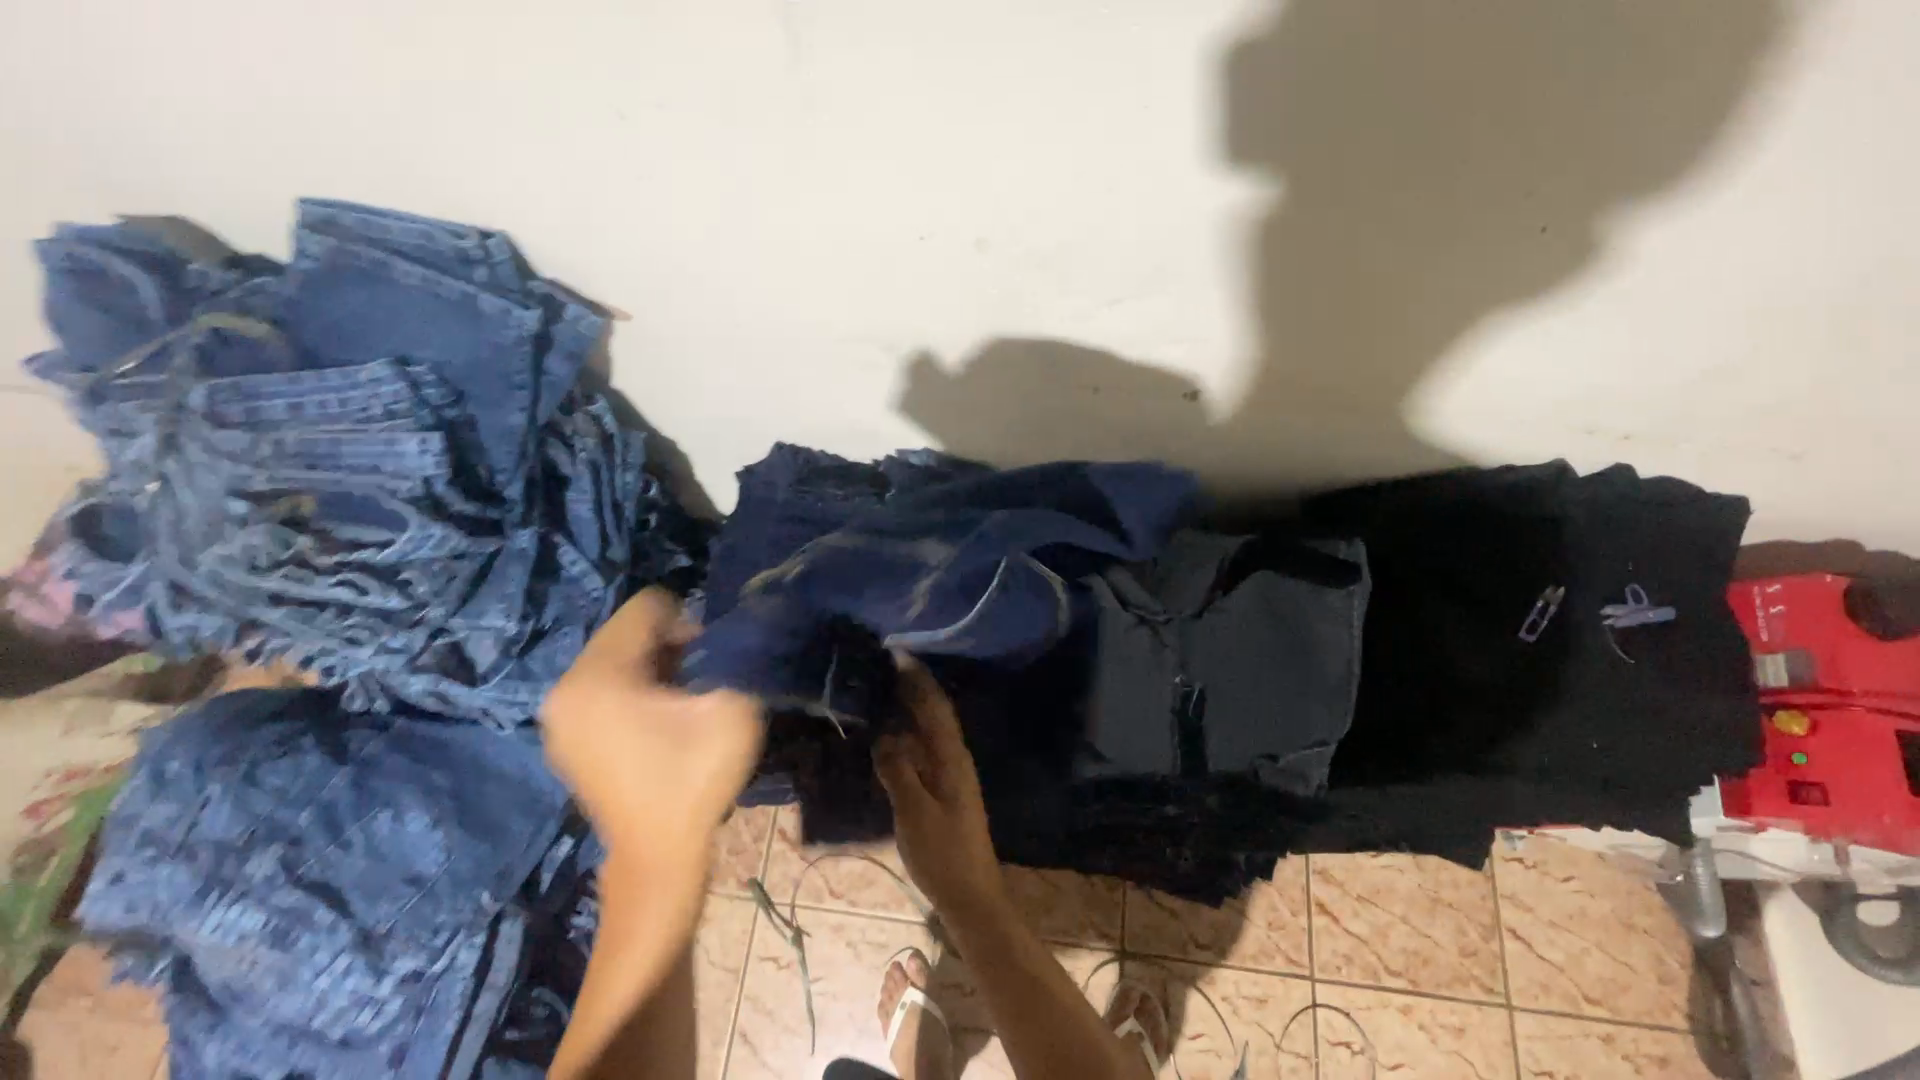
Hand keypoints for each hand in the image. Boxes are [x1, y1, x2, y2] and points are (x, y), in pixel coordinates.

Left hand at [540, 588, 763, 864]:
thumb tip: (720, 637)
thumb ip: (730, 654)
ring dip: (653, 671)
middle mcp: (564, 688)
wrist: (659, 858)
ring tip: (680, 709)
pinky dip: (633, 694)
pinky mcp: (565, 737)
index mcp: (595, 676)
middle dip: (669, 647)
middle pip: (626, 632)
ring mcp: (558, 716)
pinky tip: (658, 728)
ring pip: (615, 660)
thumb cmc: (693, 780)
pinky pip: (603, 689)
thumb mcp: (730, 707)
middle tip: (698, 687)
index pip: (645, 608)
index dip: (687, 624)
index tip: (708, 665)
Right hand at [873, 653, 1009, 919]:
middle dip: (911, 689)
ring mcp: (950, 777)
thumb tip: (883, 735)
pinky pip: (922, 752)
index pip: (935, 708)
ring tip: (878, 693)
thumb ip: (898, 771)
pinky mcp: (942, 792)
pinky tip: (886, 739)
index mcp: (952, 759)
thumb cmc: (943, 854)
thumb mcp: (914, 813)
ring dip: (907, 711)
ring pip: (927, 733)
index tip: (896, 654)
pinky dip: (905, 738)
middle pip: (932, 715)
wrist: (970, 896)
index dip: (917, 680)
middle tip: (880, 666)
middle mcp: (954, 760)